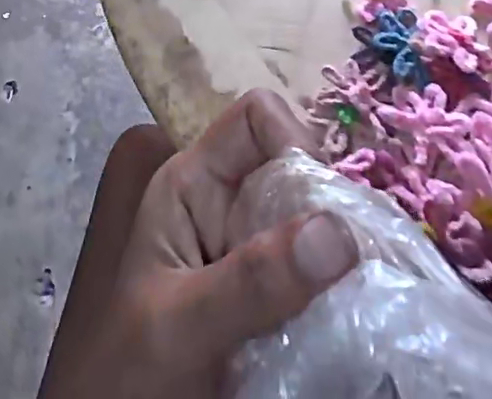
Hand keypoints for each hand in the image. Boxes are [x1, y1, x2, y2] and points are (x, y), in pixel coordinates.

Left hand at [38, 90, 359, 398]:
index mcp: (192, 185)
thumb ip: (252, 280)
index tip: (328, 205)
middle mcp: (226, 205)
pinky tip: (356, 315)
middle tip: (364, 259)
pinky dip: (342, 288)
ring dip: (343, 251)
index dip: (296, 141)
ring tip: (368, 291)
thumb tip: (340, 231)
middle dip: (332, 205)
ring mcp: (250, 250)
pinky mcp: (271, 296)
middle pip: (296, 169)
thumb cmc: (122, 378)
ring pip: (315, 220)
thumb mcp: (179, 325)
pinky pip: (319, 271)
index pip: (255, 119)